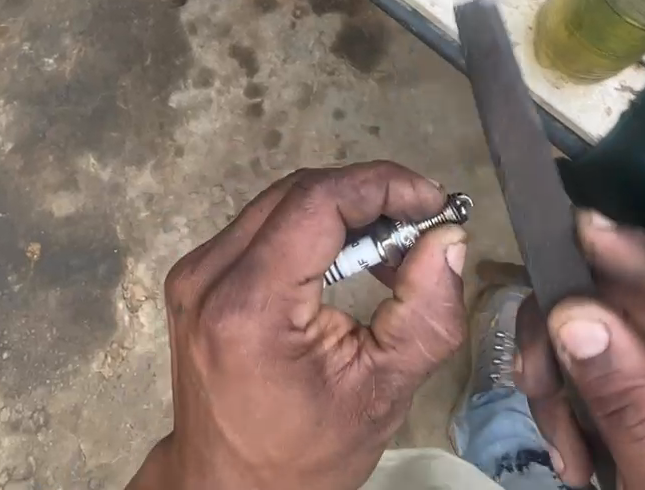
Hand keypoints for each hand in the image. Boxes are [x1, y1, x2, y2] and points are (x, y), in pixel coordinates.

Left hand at [129, 164, 469, 489]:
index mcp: (248, 305)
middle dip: (367, 194)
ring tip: (393, 242)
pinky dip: (313, 225)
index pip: (315, 202)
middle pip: (298, 192)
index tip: (431, 199)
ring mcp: (196, 268)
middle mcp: (209, 273)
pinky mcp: (198, 270)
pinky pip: (263, 222)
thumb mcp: (381, 394)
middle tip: (420, 220)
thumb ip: (425, 314)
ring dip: (343, 207)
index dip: (379, 185)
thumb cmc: (304, 454)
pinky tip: (350, 253)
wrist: (226, 486)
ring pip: (281, 201)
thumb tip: (449, 238)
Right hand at [516, 213, 644, 487]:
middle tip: (532, 377)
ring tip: (549, 424)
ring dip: (562, 358)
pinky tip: (566, 440)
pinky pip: (602, 344)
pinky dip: (568, 383)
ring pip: (611, 311)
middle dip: (577, 319)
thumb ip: (631, 412)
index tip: (580, 237)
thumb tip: (571, 312)